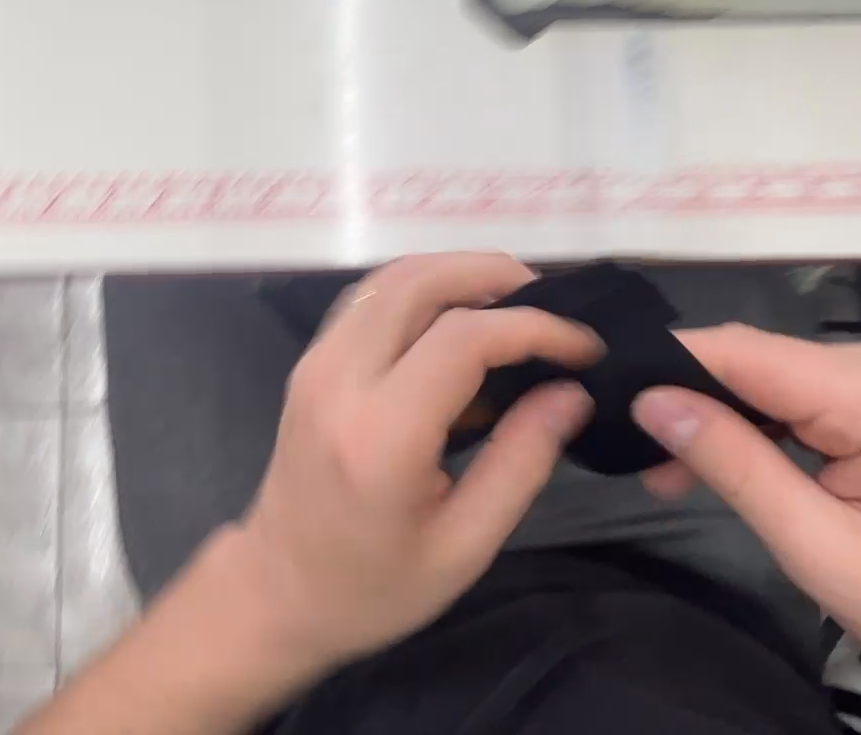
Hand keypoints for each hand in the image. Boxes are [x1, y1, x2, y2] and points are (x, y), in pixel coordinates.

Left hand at [223, 253, 602, 666]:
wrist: (277, 588)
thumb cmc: (374, 585)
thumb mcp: (465, 545)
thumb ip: (521, 460)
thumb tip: (572, 391)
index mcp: (380, 433)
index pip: (463, 338)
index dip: (534, 327)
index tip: (583, 346)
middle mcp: (340, 378)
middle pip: (418, 281)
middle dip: (491, 273)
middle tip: (548, 301)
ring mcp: (316, 362)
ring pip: (389, 278)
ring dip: (453, 272)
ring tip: (511, 302)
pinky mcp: (311, 360)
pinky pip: (368, 298)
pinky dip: (419, 288)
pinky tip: (456, 316)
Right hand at [630, 327, 860, 705]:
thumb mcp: (825, 553)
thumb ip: (735, 467)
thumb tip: (650, 401)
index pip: (744, 353)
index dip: (668, 365)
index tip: (607, 396)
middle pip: (751, 360)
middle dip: (689, 403)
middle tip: (642, 461)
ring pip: (763, 374)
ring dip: (716, 419)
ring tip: (671, 473)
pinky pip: (792, 389)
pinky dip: (752, 423)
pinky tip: (723, 459)